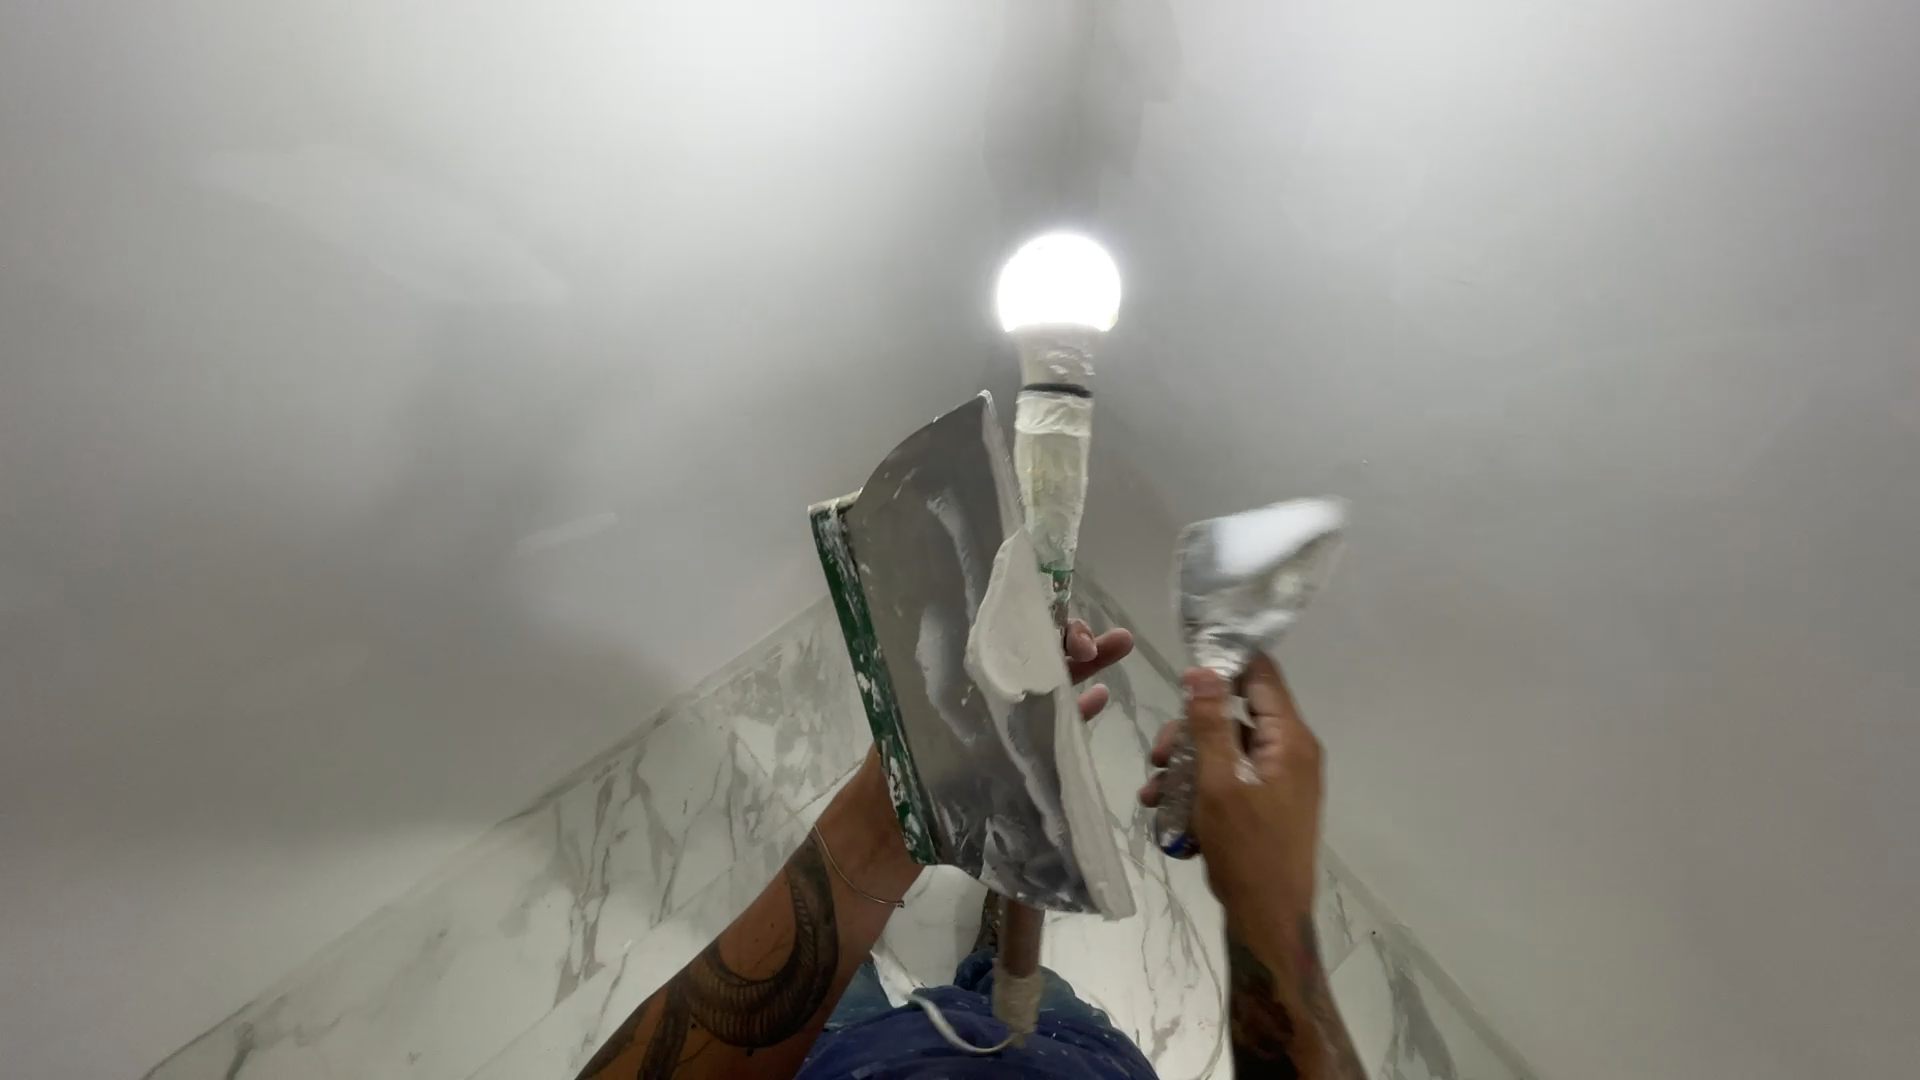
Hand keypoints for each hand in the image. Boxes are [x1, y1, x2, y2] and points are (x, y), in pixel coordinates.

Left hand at [851, 617, 1133, 836]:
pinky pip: (1056, 721)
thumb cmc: (902, 769)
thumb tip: (992, 647)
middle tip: (1100, 643)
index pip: (1004, 629)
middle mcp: (987, 687)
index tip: (1063, 624)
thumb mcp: (927, 720)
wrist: (895, 830)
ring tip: (1121, 643)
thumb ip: (960, 692)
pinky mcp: (1021, 750)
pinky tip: (1101, 696)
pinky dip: (1080, 706)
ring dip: (1087, 661)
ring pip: (1052, 679)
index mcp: (962, 671)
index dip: (1036, 618)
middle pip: (1035, 648)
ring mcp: (1007, 717)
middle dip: (1070, 635)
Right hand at [1138, 654, 1322, 928]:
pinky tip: (1164, 806)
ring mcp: (1279, 778)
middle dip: (1189, 728)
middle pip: (1234, 714)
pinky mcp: (1266, 800)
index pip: (1262, 676)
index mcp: (1289, 741)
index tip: (1185, 666)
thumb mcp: (1219, 780)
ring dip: (1185, 761)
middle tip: (1158, 752)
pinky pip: (1228, 775)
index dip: (1225, 663)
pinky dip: (1197, 784)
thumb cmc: (1246, 848)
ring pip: (1224, 747)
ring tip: (1153, 788)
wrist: (1268, 919)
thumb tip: (1201, 670)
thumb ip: (1210, 722)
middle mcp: (1290, 752)